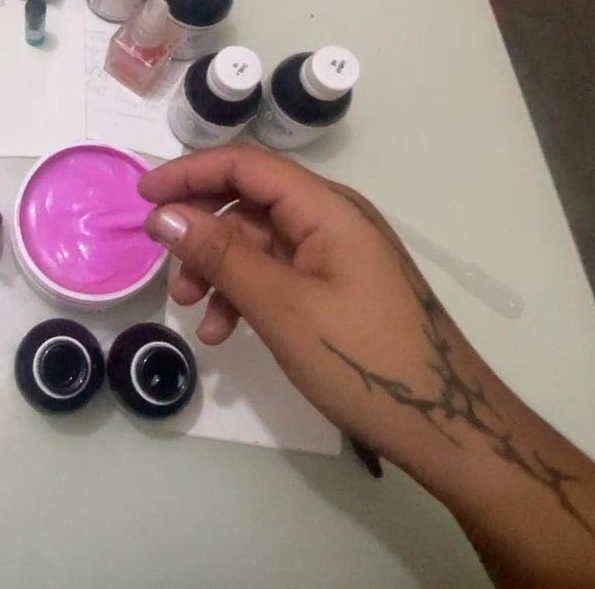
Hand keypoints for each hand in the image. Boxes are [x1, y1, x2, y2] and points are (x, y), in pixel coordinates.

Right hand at [138, 146, 488, 456]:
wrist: (451, 430)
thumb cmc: (365, 359)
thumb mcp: (280, 306)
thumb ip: (219, 254)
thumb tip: (163, 214)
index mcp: (325, 207)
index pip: (245, 165)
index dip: (189, 172)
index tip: (143, 195)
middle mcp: (329, 219)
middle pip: (248, 201)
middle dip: (200, 229)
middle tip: (164, 262)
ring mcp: (334, 254)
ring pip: (257, 241)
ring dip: (217, 267)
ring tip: (192, 307)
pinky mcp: (335, 286)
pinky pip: (276, 272)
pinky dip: (243, 292)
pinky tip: (225, 331)